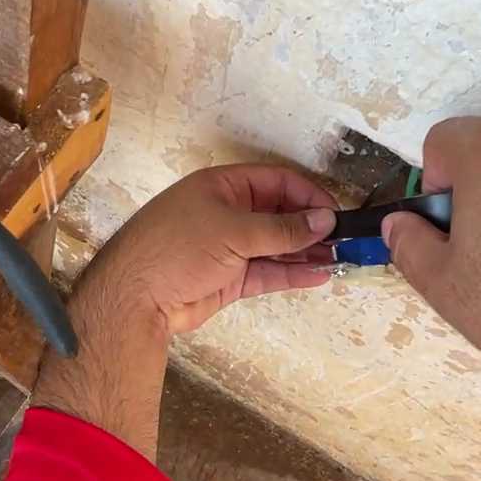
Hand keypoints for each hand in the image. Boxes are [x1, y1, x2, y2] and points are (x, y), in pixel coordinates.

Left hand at [85, 164, 337, 336]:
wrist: (136, 297)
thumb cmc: (178, 248)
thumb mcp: (233, 231)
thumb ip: (282, 229)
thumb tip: (325, 220)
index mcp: (224, 187)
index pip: (276, 182)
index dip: (307, 194)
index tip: (334, 212)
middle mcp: (228, 213)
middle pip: (279, 214)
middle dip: (311, 226)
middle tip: (344, 240)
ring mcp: (230, 247)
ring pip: (276, 246)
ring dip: (306, 252)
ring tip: (339, 259)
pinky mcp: (231, 278)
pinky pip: (268, 272)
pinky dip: (292, 274)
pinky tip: (319, 276)